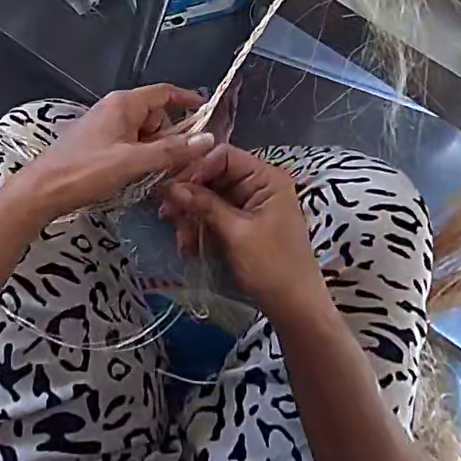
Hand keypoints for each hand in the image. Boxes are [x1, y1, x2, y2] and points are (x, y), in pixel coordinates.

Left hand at [1, 85, 213, 221]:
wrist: (40, 193)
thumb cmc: (84, 172)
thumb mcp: (133, 162)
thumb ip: (172, 151)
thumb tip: (207, 139)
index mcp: (124, 104)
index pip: (165, 92)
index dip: (189, 100)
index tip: (209, 113)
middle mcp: (115, 108)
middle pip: (157, 115)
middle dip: (170, 137)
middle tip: (175, 163)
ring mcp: (105, 126)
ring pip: (144, 133)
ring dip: (155, 151)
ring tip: (153, 174)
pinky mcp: (98, 143)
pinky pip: (130, 144)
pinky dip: (140, 157)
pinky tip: (138, 176)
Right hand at [158, 144, 329, 323]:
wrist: (294, 305)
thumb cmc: (272, 265)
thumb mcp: (236, 233)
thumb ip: (204, 205)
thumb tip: (170, 186)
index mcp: (267, 177)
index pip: (224, 155)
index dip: (197, 168)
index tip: (175, 189)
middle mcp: (259, 183)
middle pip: (214, 175)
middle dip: (190, 194)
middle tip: (166, 214)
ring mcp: (250, 202)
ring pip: (210, 196)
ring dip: (191, 214)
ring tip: (179, 236)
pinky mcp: (242, 221)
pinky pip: (214, 213)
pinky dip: (200, 225)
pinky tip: (187, 243)